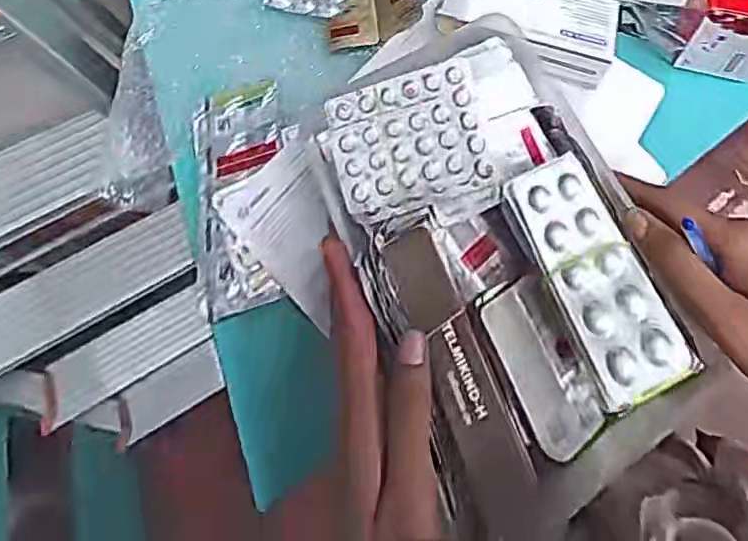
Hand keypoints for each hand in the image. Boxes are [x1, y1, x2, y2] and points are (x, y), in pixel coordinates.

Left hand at [323, 235, 442, 540]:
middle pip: (342, 358)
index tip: (333, 255)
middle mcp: (344, 440)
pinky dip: (355, 365)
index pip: (352, 352)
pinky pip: (351, 400)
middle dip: (339, 302)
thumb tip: (415, 344)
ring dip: (346, 327)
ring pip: (343, 376)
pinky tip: (368, 356)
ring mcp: (340, 456)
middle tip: (336, 256)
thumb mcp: (411, 493)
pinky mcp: (343, 471)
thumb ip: (412, 417)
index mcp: (360, 438)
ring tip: (351, 286)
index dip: (344, 298)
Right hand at [620, 178, 747, 540]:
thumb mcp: (722, 313)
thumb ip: (677, 263)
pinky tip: (651, 274)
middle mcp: (739, 235)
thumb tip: (634, 218)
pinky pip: (699, 258)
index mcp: (734, 236)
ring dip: (650, 238)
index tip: (592, 177)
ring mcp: (746, 255)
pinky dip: (670, 260)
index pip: (668, 201)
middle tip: (589, 217)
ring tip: (609, 242)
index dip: (629, 188)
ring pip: (685, 239)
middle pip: (675, 216)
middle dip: (634, 212)